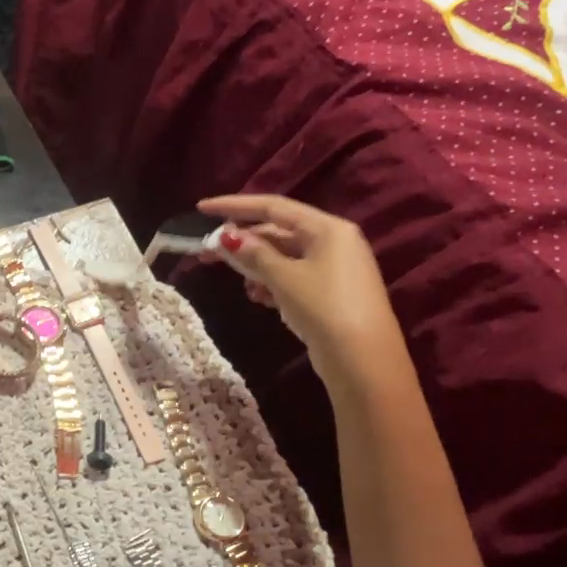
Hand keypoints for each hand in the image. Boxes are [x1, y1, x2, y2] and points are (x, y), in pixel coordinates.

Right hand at [196, 195, 399, 369]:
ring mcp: (333, 267)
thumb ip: (253, 254)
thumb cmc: (324, 308)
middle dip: (242, 242)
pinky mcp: (329, 291)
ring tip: (240, 284)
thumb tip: (227, 236)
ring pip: (282, 256)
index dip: (234, 206)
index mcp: (326, 228)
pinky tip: (259, 298)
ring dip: (255, 266)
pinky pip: (291, 276)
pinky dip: (271, 282)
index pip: (273, 207)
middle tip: (206, 254)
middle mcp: (332, 241)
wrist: (363, 360)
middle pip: (277, 231)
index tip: (202, 209)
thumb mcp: (284, 278)